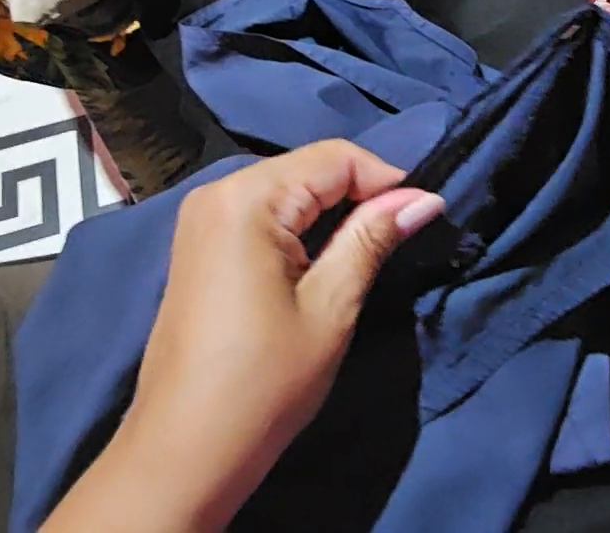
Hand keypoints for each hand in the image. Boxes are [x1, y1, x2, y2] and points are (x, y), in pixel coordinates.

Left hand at [43, 141, 443, 532]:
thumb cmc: (264, 381)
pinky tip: (322, 253)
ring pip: (287, 186)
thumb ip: (373, 238)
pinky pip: (262, 209)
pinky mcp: (199, 240)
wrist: (184, 451)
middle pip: (308, 167)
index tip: (422, 214)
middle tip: (400, 232)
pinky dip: (300, 222)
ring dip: (332, 208)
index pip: (335, 158)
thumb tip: (425, 200)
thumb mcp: (331, 306)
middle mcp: (218, 190)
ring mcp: (203, 214)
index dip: (386, 180)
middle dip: (360, 192)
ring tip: (369, 244)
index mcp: (248, 197)